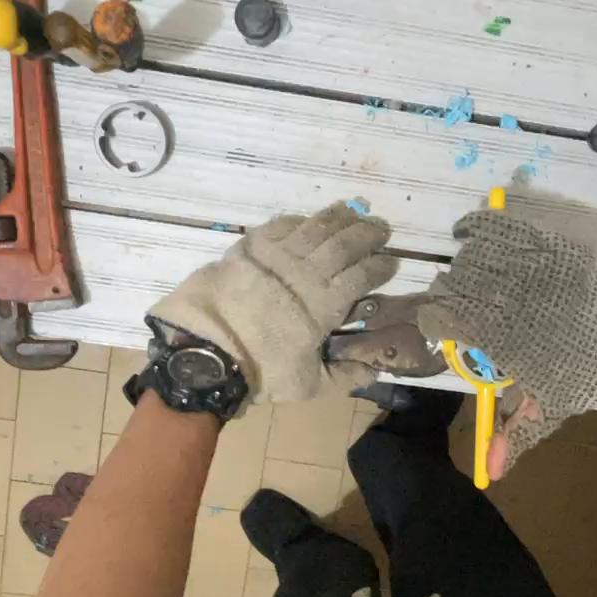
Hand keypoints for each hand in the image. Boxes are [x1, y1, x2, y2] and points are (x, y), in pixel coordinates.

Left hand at [149, 204, 398, 403]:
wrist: (204, 348)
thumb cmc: (260, 370)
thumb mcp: (308, 384)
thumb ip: (345, 376)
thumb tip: (374, 371)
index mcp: (326, 303)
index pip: (363, 275)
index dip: (381, 266)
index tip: (391, 263)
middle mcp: (307, 272)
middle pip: (345, 243)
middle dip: (368, 234)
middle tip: (382, 229)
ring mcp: (278, 255)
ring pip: (317, 227)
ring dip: (340, 218)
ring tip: (354, 212)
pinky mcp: (251, 246)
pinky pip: (282, 224)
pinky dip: (301, 220)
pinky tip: (309, 220)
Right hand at [417, 207, 596, 478]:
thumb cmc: (591, 376)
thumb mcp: (549, 406)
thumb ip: (514, 433)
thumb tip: (490, 474)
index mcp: (498, 337)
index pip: (444, 319)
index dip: (436, 320)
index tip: (441, 323)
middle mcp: (506, 301)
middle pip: (455, 285)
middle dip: (450, 292)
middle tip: (457, 297)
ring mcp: (528, 271)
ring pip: (473, 256)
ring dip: (464, 263)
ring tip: (468, 269)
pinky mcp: (548, 248)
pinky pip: (503, 232)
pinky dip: (482, 230)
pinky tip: (473, 233)